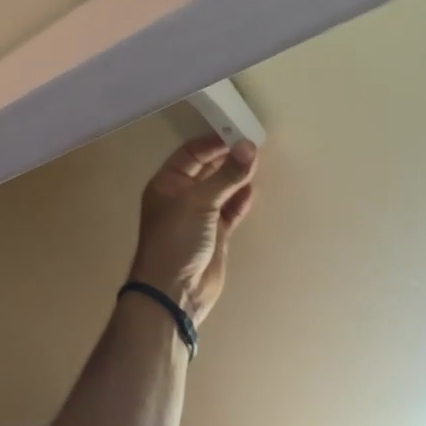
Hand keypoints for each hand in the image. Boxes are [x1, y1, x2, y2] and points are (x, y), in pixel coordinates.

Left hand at [130, 137, 257, 325]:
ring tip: (258, 163)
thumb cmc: (177, 239)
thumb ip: (227, 175)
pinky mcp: (215, 234)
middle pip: (207, 169)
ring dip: (237, 177)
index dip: (213, 142)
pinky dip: (241, 200)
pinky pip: (230, 210)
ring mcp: (199, 216)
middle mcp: (181, 196)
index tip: (238, 132)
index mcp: (167, 183)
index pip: (191, 153)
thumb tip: (250, 146)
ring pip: (221, 189)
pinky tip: (254, 189)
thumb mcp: (200, 202)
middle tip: (254, 145)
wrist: (174, 292)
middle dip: (228, 158)